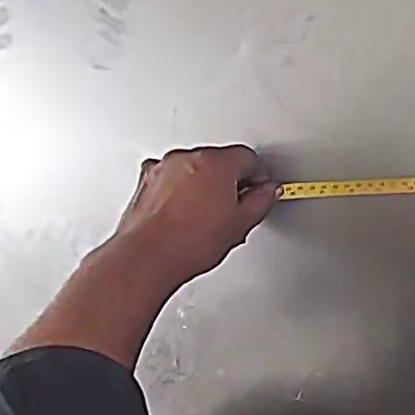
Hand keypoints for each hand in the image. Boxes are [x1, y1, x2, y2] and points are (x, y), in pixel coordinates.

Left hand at [106, 145, 279, 289]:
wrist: (148, 257)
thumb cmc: (188, 243)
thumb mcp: (240, 224)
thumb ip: (260, 201)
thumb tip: (267, 192)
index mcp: (216, 163)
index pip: (248, 157)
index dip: (258, 177)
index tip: (259, 191)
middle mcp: (188, 158)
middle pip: (220, 160)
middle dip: (230, 182)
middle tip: (234, 211)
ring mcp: (164, 167)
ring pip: (194, 169)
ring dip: (204, 186)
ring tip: (207, 219)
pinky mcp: (146, 181)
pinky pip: (172, 179)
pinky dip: (180, 191)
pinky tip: (186, 217)